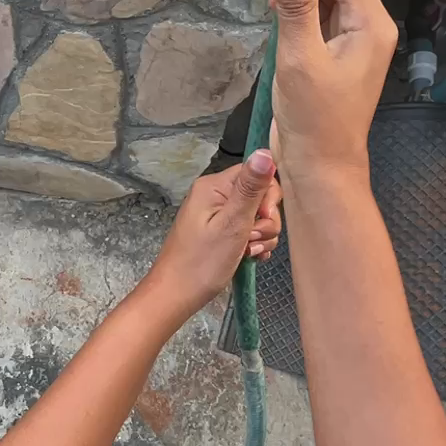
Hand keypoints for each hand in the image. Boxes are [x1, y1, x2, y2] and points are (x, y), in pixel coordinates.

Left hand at [143, 150, 282, 312]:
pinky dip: (254, 244)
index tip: (262, 218)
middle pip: (260, 195)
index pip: (256, 172)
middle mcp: (215, 195)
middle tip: (252, 239)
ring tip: (247, 252)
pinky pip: (249, 231)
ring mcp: (217, 215)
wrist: (178, 294)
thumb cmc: (202, 261)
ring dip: (261, 236)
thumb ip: (250, 188)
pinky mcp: (221, 232)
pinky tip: (249, 257)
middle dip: (266, 220)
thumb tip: (265, 151)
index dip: (268, 196)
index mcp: (213, 186)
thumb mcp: (232, 223)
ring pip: (258, 216)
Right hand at [232, 0, 396, 189]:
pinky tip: (268, 5)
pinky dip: (289, 6)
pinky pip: (311, 17)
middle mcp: (364, 25)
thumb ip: (297, 7)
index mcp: (370, 23)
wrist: (318, 166)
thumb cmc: (314, 119)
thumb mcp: (300, 60)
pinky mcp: (328, 53)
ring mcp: (346, 40)